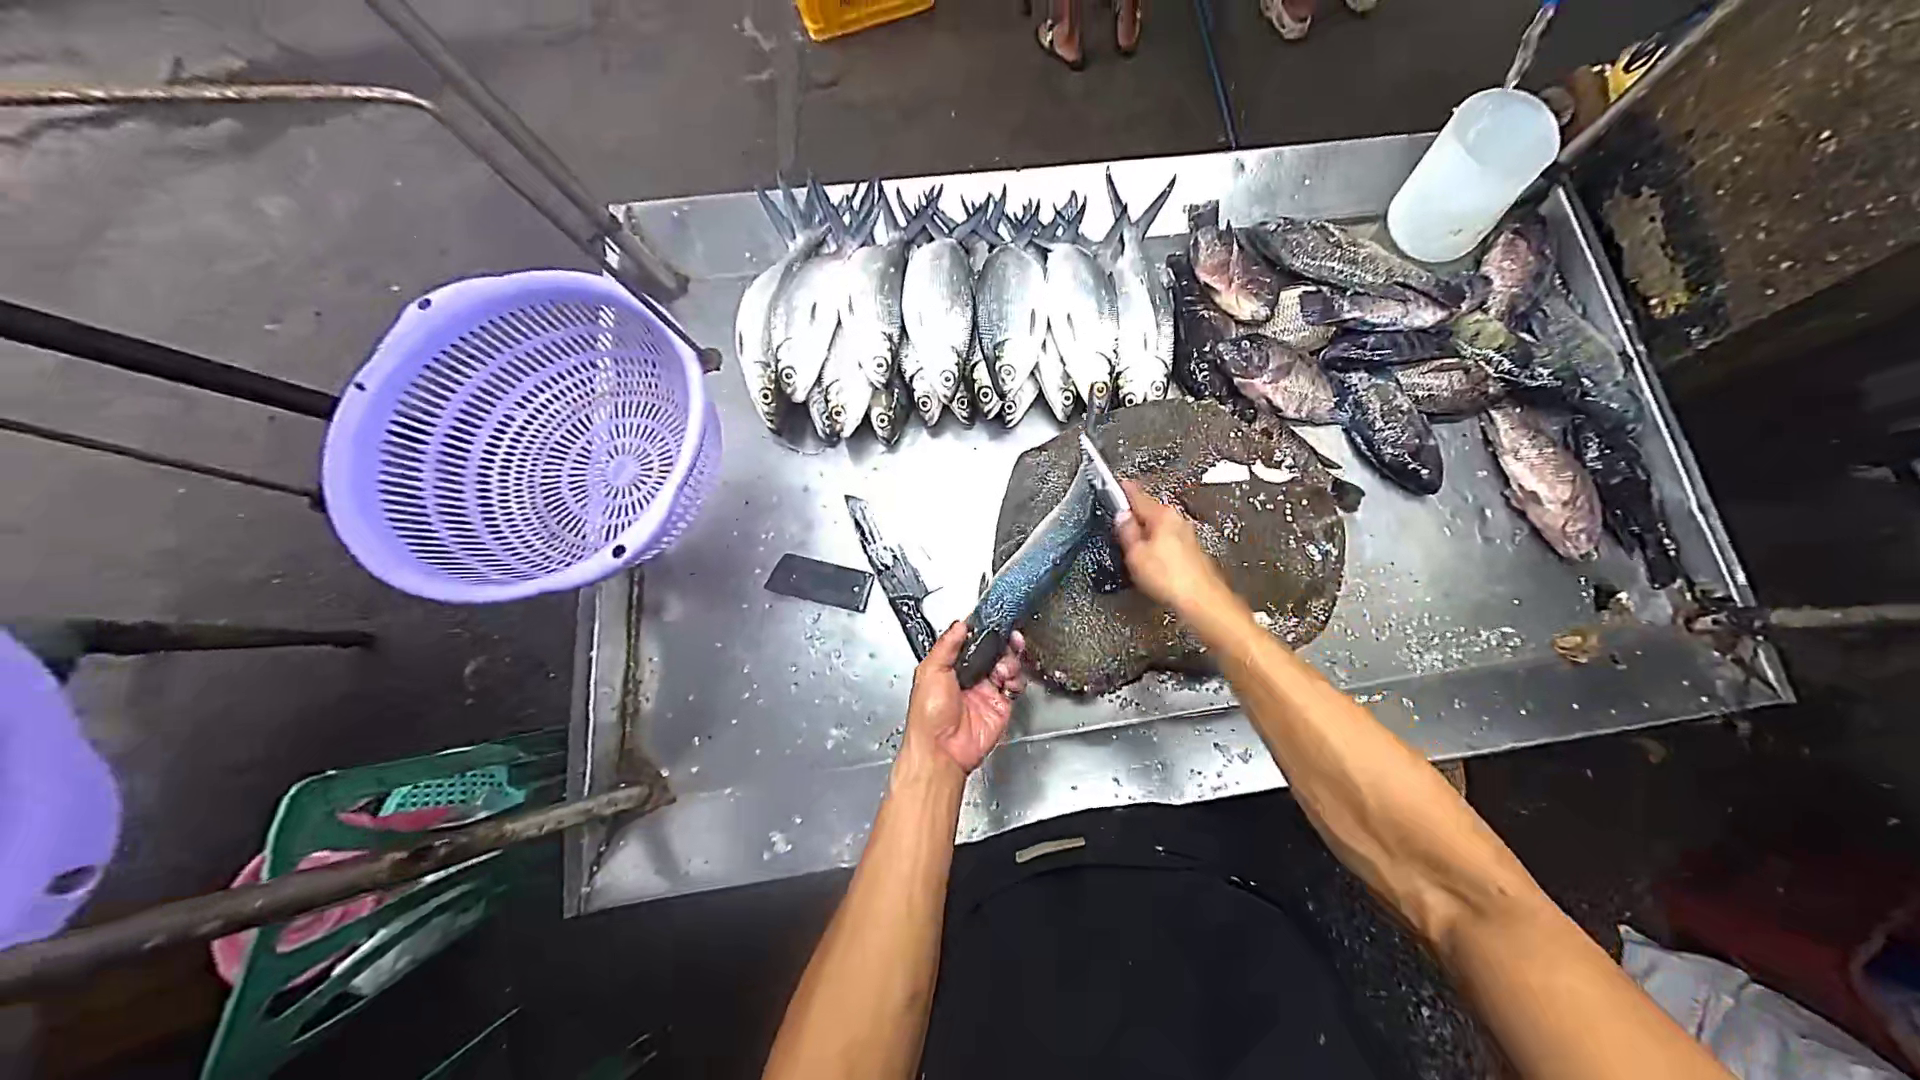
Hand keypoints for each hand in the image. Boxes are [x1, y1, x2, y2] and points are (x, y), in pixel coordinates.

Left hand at [897, 622, 1026, 781]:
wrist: (942, 751)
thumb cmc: (927, 717)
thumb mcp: (930, 671)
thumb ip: (946, 645)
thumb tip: (959, 624)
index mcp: (950, 667)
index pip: (971, 643)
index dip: (984, 633)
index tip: (995, 624)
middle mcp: (969, 678)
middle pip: (993, 652)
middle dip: (1004, 644)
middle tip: (1010, 639)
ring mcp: (986, 691)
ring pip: (1007, 666)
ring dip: (1010, 661)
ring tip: (1003, 666)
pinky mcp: (1000, 706)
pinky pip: (1014, 687)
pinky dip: (1016, 680)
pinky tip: (1009, 680)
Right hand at [1113, 479, 1235, 617]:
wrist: (1201, 600)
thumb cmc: (1173, 578)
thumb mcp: (1135, 554)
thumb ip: (1126, 531)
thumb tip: (1121, 517)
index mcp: (1162, 515)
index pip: (1137, 494)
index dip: (1123, 490)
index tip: (1116, 485)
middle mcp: (1177, 520)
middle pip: (1149, 510)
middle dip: (1134, 516)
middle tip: (1118, 525)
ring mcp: (1186, 534)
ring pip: (1158, 526)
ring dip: (1145, 532)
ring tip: (1133, 549)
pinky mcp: (1190, 549)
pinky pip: (1166, 540)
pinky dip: (1156, 544)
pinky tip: (1151, 561)